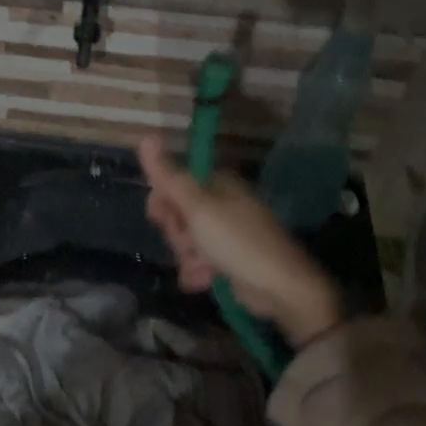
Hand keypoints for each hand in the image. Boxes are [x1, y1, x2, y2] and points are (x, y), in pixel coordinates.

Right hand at [137, 135, 343, 346]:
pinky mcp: (228, 259)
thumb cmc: (238, 242)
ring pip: (185, 241)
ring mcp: (226, 233)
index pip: (173, 185)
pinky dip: (198, 272)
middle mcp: (221, 204)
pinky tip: (205, 281)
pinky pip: (198, 261)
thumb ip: (168, 176)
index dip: (163, 204)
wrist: (280, 288)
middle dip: (178, 236)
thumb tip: (145, 137)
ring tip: (203, 268)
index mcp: (217, 184)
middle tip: (192, 244)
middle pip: (177, 215)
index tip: (162, 218)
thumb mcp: (198, 208)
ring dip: (187, 257)